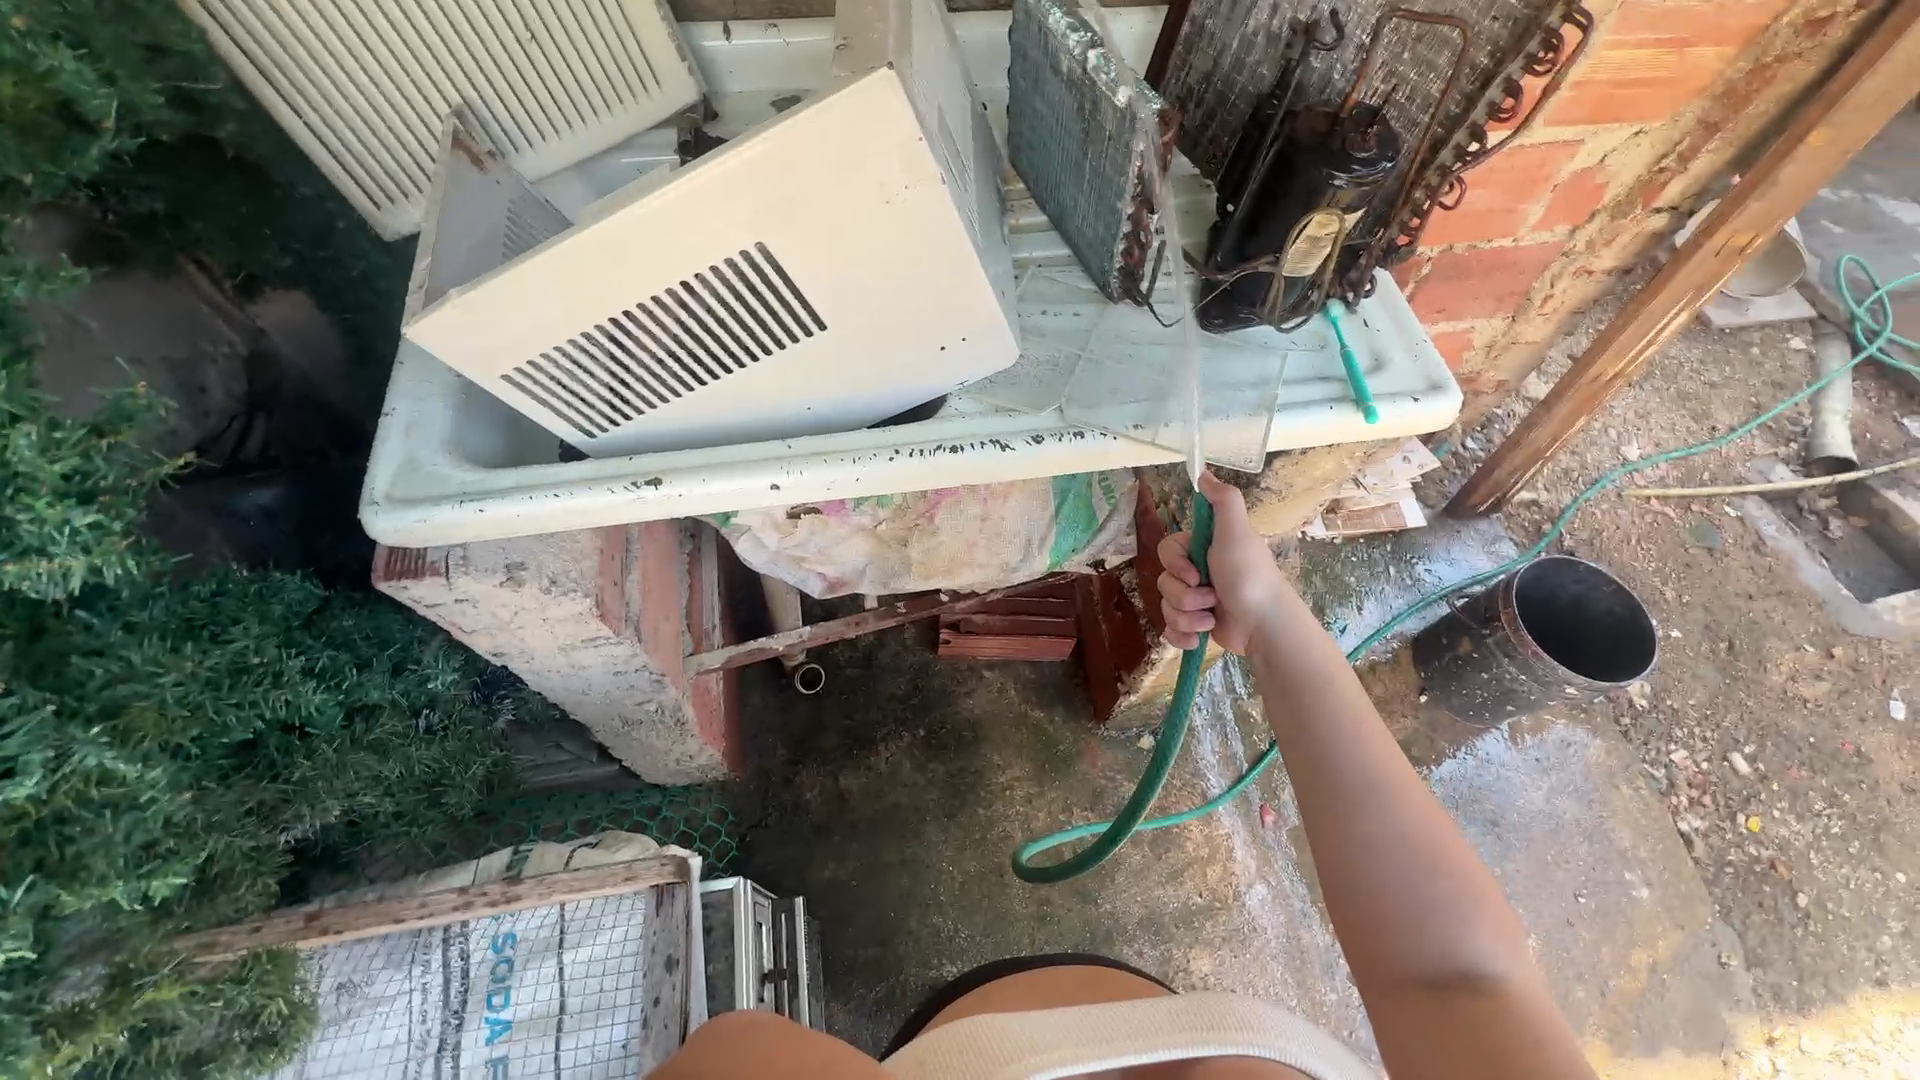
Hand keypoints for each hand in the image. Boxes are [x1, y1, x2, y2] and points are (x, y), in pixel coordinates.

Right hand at [1157, 471, 1291, 653]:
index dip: (1175, 563)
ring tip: (1211, 619)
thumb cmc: (1249, 576)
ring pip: (1167, 606)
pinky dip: (1182, 636)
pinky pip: (1170, 630)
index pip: (1167, 551)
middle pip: (1165, 581)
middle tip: (1210, 597)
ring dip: (1187, 616)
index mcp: (1204, 549)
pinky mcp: (1196, 626)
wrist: (1264, 625)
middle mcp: (1199, 573)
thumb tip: (1203, 473)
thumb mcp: (1237, 531)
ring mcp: (1197, 601)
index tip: (1194, 572)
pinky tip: (1196, 639)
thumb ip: (1223, 501)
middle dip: (1184, 594)